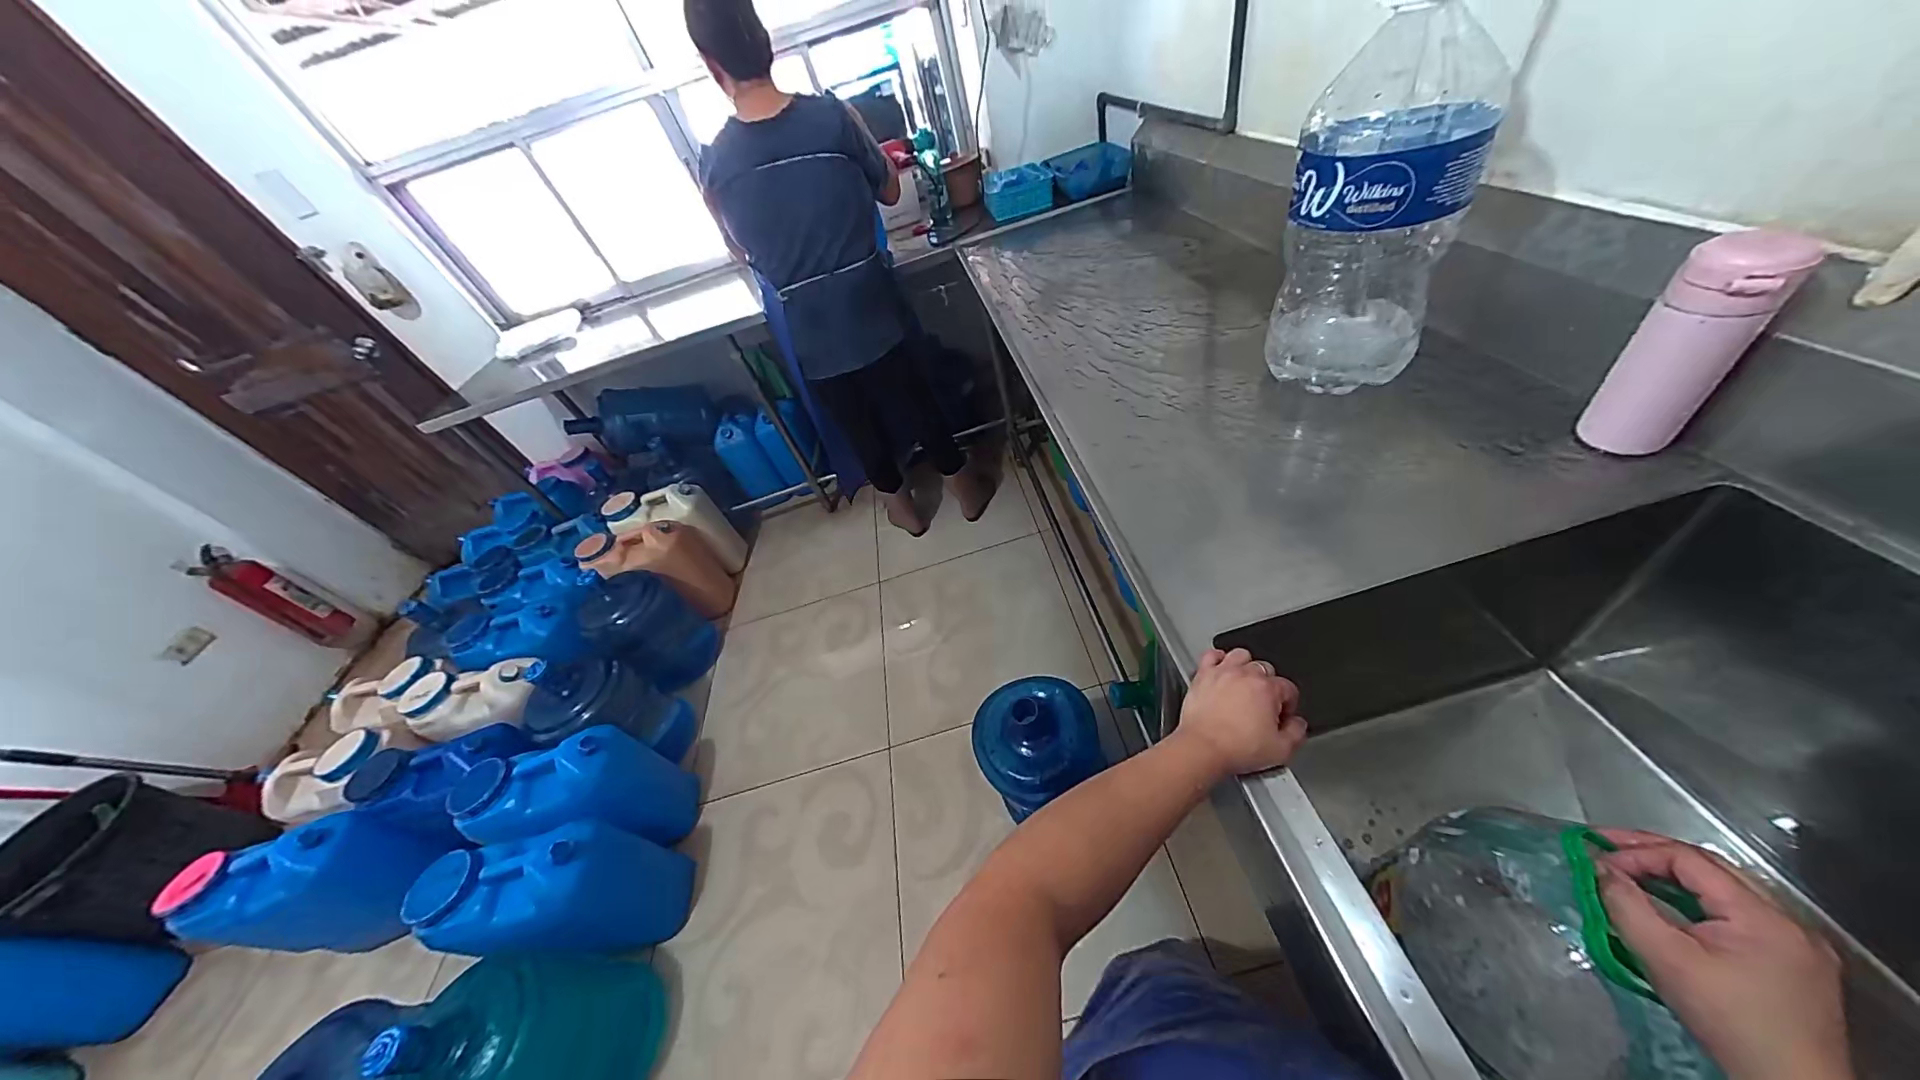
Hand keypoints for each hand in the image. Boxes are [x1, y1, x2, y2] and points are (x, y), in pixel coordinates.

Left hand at [1172, 648, 1306, 777]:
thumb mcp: (1280, 750)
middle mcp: (1244, 675)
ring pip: (1240, 655)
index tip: (1283, 715)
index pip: (1288, 688)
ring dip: (1246, 666)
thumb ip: (1296, 733)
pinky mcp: (1202, 676)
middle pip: (1266, 669)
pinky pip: (1211, 655)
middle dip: (1269, 685)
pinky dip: (1217, 659)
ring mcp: (1222, 673)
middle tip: (1265, 703)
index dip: (1289, 704)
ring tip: (1246, 684)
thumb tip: (1298, 724)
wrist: (1203, 748)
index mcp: (1267, 690)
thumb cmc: (1235, 747)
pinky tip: (1221, 670)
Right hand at [1595, 829, 1851, 1079]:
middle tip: (1604, 847)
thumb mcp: (1663, 957)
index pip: (1689, 859)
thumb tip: (1599, 867)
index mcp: (1763, 916)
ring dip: (1674, 874)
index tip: (1596, 862)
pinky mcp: (1796, 961)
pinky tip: (1670, 904)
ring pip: (1726, 886)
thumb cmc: (1725, 1018)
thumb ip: (1626, 904)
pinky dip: (1696, 898)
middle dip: (1653, 852)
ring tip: (1630, 871)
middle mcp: (1789, 921)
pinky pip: (1738, 910)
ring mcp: (1798, 942)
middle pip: (1711, 865)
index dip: (1637, 852)